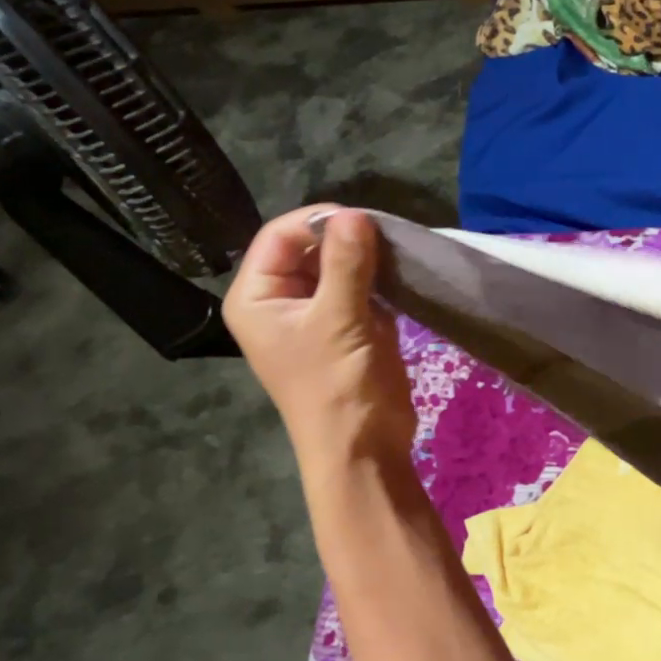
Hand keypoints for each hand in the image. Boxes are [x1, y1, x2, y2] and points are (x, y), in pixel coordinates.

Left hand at [223, 206, 414, 465]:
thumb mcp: (340, 320)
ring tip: (401, 256)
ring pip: (340, 272)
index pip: (281, 237)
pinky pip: (362, 295)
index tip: (368, 220)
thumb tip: (356, 214)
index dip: (320, 222)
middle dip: (349, 241)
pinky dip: (381, 285)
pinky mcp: (351, 333)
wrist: (363, 446)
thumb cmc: (339, 385)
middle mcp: (282, 302)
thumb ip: (347, 264)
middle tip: (391, 238)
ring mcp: (318, 319)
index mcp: (257, 297)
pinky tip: (403, 281)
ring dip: (369, 262)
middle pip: (311, 251)